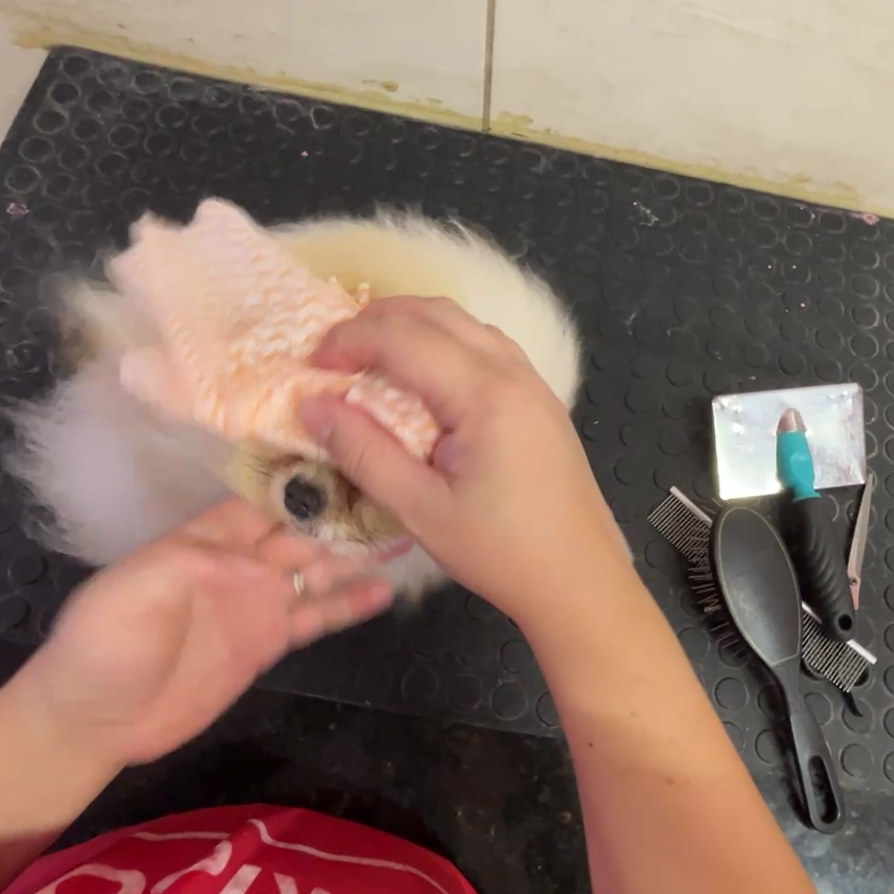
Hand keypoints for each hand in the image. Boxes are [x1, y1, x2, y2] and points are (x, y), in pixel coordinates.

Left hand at [9, 498, 392, 766]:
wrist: (96, 721)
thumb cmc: (105, 646)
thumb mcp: (131, 592)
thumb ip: (193, 563)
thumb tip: (259, 557)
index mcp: (206, 539)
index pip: (263, 500)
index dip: (302, 482)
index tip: (349, 460)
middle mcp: (241, 562)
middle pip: (301, 531)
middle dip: (342, 514)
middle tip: (393, 497)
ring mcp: (259, 603)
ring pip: (318, 570)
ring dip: (355, 554)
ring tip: (400, 536)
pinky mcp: (271, 641)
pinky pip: (318, 616)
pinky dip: (350, 604)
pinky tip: (383, 591)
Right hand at [298, 296, 629, 628]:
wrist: (581, 579)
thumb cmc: (502, 552)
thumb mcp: (421, 510)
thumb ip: (364, 453)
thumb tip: (312, 408)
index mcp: (485, 394)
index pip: (403, 336)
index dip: (349, 340)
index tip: (312, 367)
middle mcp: (514, 373)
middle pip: (436, 313)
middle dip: (376, 321)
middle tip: (335, 356)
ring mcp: (534, 384)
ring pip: (466, 325)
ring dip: (413, 328)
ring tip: (372, 362)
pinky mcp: (541, 402)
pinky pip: (488, 349)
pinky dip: (446, 346)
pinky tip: (426, 383)